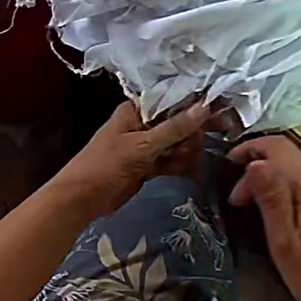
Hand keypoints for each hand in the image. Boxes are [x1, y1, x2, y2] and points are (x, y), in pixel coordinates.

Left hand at [49, 100, 210, 217]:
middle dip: (189, 138)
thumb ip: (174, 128)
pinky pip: (170, 162)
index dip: (195, 109)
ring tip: (184, 165)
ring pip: (176, 144)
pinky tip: (190, 174)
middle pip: (178, 124)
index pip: (172, 101)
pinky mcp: (146, 166)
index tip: (218, 118)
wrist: (81, 198)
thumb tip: (205, 107)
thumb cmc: (106, 165)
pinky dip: (179, 167)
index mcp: (135, 110)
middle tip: (189, 152)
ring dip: (185, 154)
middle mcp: (141, 124)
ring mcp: (144, 146)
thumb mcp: (141, 146)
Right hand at [228, 134, 300, 300]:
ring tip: (262, 217)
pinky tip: (291, 223)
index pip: (277, 147)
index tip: (228, 165)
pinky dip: (297, 196)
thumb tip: (255, 163)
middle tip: (240, 205)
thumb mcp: (284, 241)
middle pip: (289, 161)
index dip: (248, 149)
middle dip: (259, 176)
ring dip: (277, 187)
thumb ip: (271, 197)